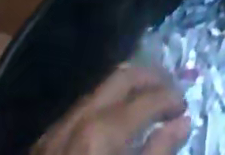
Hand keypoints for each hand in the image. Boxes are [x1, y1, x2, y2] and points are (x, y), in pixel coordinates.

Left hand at [32, 66, 188, 154]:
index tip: (184, 110)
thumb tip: (181, 123)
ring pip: (100, 88)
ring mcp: (56, 130)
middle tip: (170, 90)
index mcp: (104, 132)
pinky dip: (104, 104)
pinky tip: (112, 124)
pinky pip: (80, 108)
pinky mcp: (40, 144)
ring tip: (145, 102)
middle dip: (152, 78)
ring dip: (128, 88)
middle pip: (124, 76)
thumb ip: (158, 153)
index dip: (173, 99)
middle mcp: (80, 120)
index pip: (151, 97)